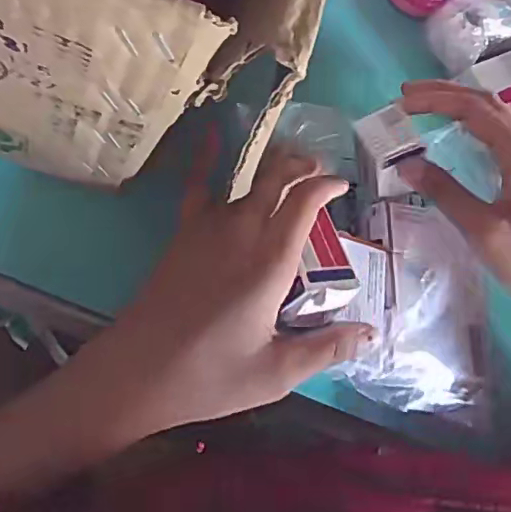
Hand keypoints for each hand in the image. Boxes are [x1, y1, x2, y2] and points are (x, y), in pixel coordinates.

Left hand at [85, 131, 375, 432]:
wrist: (137, 371)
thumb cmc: (210, 375)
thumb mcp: (276, 372)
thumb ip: (327, 348)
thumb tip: (373, 334)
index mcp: (271, 261)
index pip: (304, 202)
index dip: (326, 185)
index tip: (341, 186)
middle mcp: (243, 231)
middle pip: (277, 178)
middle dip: (301, 165)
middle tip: (318, 169)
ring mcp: (209, 227)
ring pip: (247, 181)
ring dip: (272, 169)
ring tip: (289, 168)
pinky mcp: (184, 231)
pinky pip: (198, 186)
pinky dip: (207, 159)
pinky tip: (211, 136)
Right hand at [400, 81, 510, 467]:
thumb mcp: (486, 233)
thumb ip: (446, 193)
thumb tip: (406, 163)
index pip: (477, 109)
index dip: (438, 100)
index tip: (402, 102)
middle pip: (488, 105)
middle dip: (447, 94)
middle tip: (407, 96)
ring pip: (495, 121)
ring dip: (460, 107)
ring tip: (425, 108)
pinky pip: (499, 140)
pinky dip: (471, 127)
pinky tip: (456, 137)